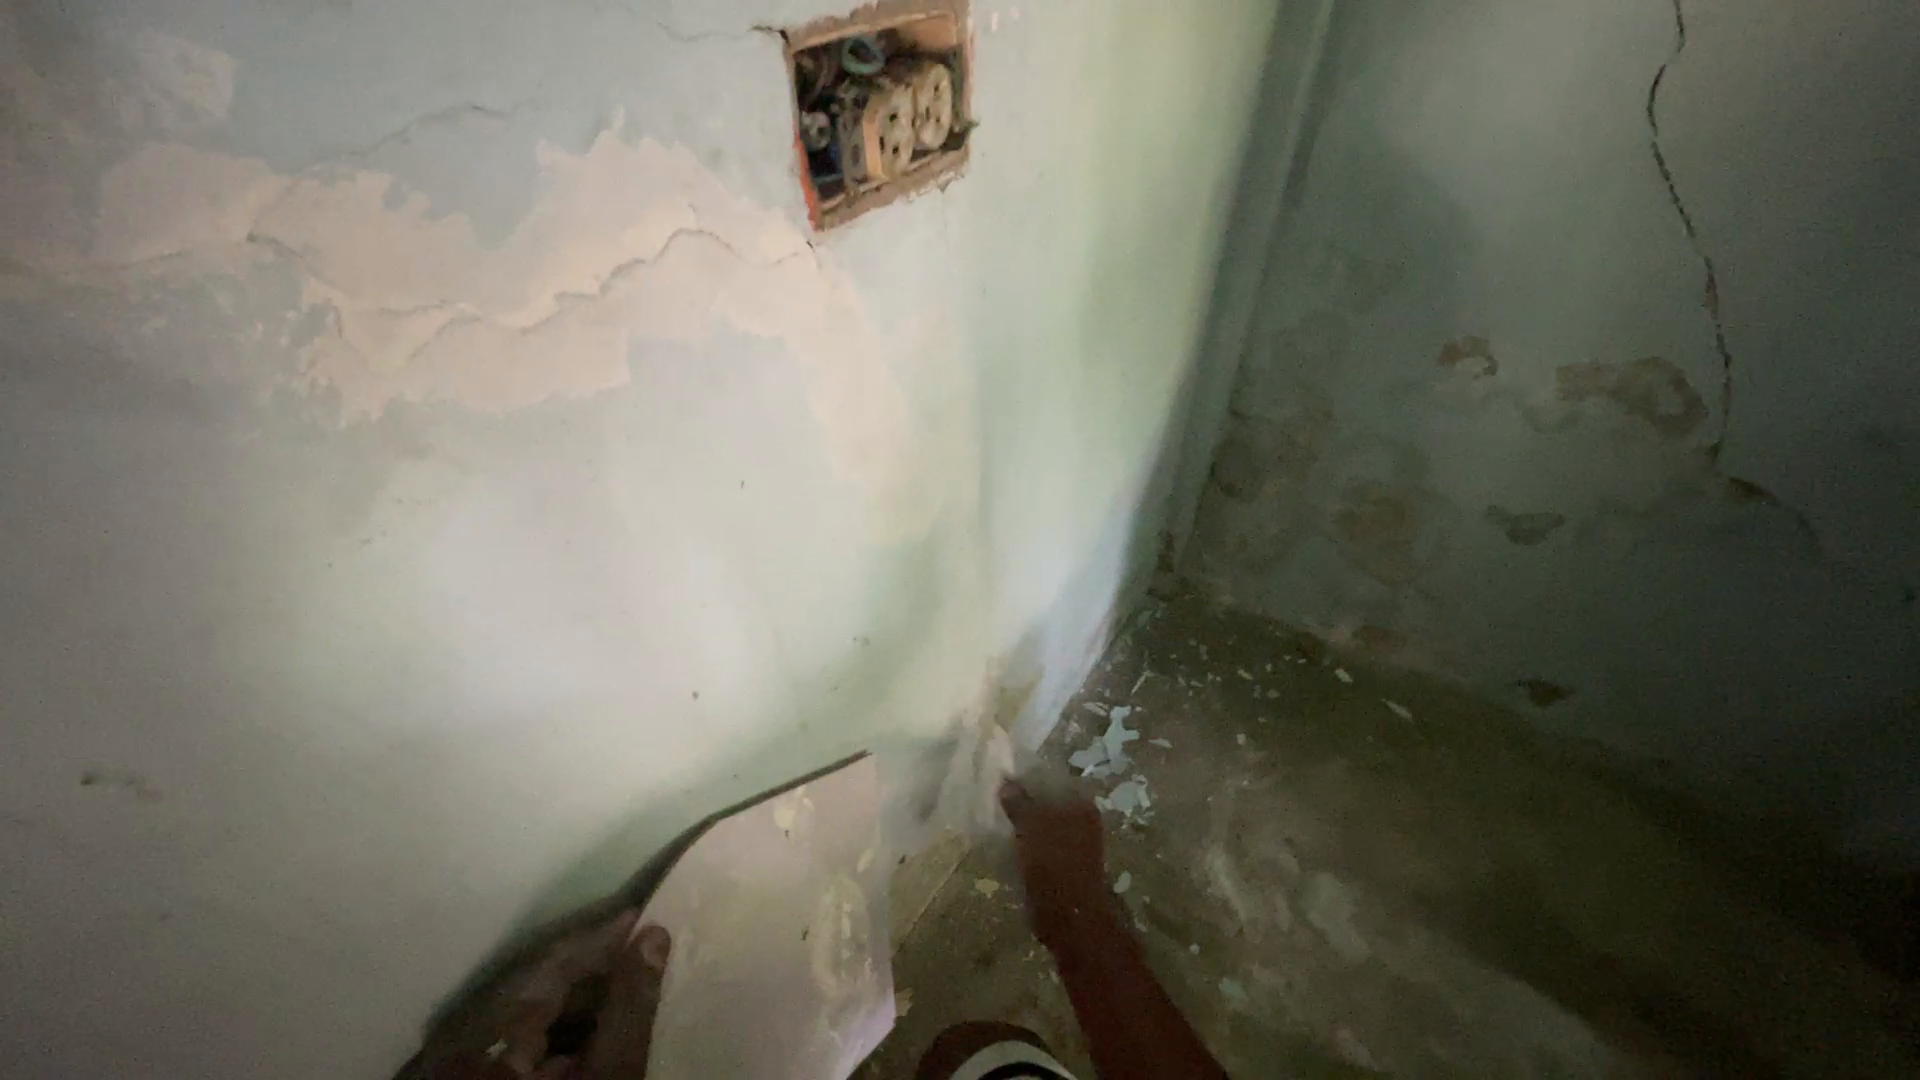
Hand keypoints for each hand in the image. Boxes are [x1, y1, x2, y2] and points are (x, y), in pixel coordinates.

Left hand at [426, 911, 672, 1079]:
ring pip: (512, 1017)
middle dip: (587, 968)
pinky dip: (541, 1038)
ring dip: (566, 1003)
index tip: (645, 916)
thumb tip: (652, 936)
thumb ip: (630, 1008)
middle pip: (529, 986)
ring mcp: (440, 1076)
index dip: (601, 937)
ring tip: (617, 995)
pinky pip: (497, 1049)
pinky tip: (577, 1048)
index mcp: (489, 1040)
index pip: (552, 963)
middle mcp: (453, 1050)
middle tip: (638, 951)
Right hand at [1000, 780, 1109, 948]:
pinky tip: (1004, 844)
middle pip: (1048, 803)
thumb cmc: (1053, 862)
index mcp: (1081, 805)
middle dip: (1024, 802)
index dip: (1030, 778)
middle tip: (996, 798)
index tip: (1005, 777)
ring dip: (1023, 825)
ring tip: (996, 820)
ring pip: (1043, 826)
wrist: (1068, 916)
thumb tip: (1006, 782)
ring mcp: (1074, 846)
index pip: (1053, 780)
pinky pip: (1040, 847)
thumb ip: (1019, 802)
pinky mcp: (1062, 866)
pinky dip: (1025, 845)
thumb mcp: (1031, 825)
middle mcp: (1082, 822)